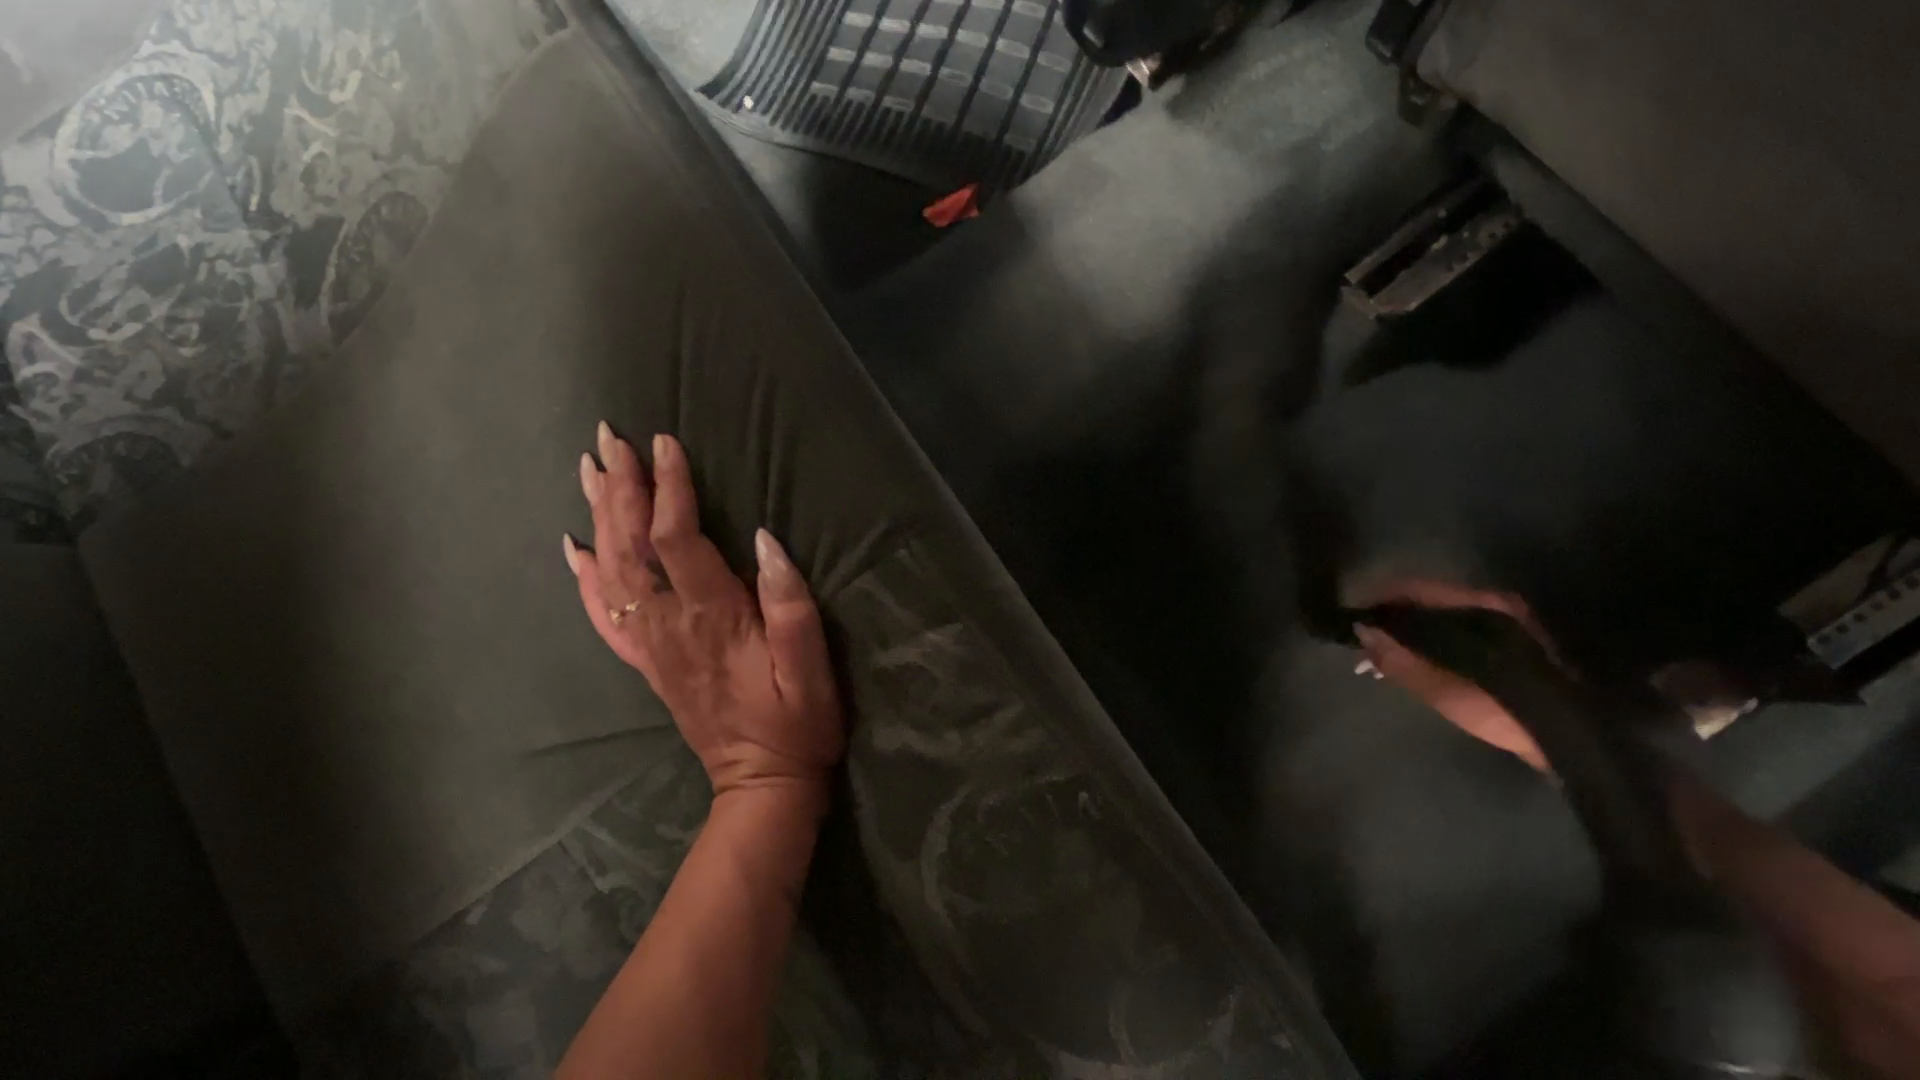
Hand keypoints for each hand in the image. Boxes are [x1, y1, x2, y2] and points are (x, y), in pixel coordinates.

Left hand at [564, 424, 844, 801]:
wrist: (761, 783)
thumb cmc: (797, 723)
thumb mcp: (811, 667)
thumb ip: (790, 604)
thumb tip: (766, 541)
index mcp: (712, 616)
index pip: (678, 538)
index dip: (669, 488)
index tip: (663, 443)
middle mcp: (670, 624)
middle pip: (632, 545)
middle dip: (621, 488)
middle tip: (608, 438)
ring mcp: (651, 645)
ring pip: (611, 570)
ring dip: (599, 516)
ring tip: (589, 470)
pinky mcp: (646, 663)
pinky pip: (603, 616)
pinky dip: (584, 579)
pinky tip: (573, 549)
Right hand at [1352, 580, 1556, 771]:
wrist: (1569, 742)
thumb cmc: (1504, 710)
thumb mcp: (1444, 689)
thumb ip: (1400, 659)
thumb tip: (1361, 632)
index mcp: (1481, 605)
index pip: (1414, 589)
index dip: (1378, 602)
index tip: (1350, 622)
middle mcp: (1493, 604)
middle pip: (1426, 603)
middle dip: (1390, 623)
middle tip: (1362, 648)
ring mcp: (1504, 624)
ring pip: (1440, 620)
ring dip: (1408, 637)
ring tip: (1380, 664)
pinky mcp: (1508, 645)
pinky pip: (1456, 633)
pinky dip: (1429, 645)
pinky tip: (1413, 667)